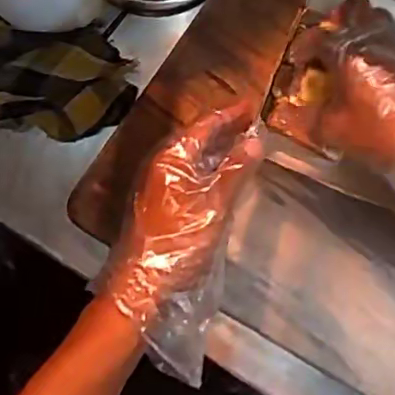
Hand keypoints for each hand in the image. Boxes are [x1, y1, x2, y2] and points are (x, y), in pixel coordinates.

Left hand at [98, 103, 260, 334]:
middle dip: (225, 128)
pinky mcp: (159, 202)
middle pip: (197, 136)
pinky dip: (209, 166)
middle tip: (252, 122)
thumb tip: (256, 139)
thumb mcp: (214, 206)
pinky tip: (224, 175)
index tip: (253, 105)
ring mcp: (158, 183)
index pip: (204, 124)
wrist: (138, 289)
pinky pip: (189, 171)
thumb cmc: (177, 241)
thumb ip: (236, 171)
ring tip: (243, 143)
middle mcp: (161, 163)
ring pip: (193, 155)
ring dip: (218, 148)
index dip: (230, 114)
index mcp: (172, 157)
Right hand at [289, 0, 394, 173]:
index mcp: (346, 50)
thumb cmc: (381, 131)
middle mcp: (371, 38)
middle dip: (337, 19)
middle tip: (329, 39)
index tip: (299, 62)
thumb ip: (314, 119)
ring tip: (353, 49)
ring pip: (376, 17)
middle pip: (353, 9)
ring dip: (362, 26)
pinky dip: (380, 43)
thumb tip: (304, 114)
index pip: (317, 37)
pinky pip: (392, 36)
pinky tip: (375, 66)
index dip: (303, 47)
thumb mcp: (337, 132)